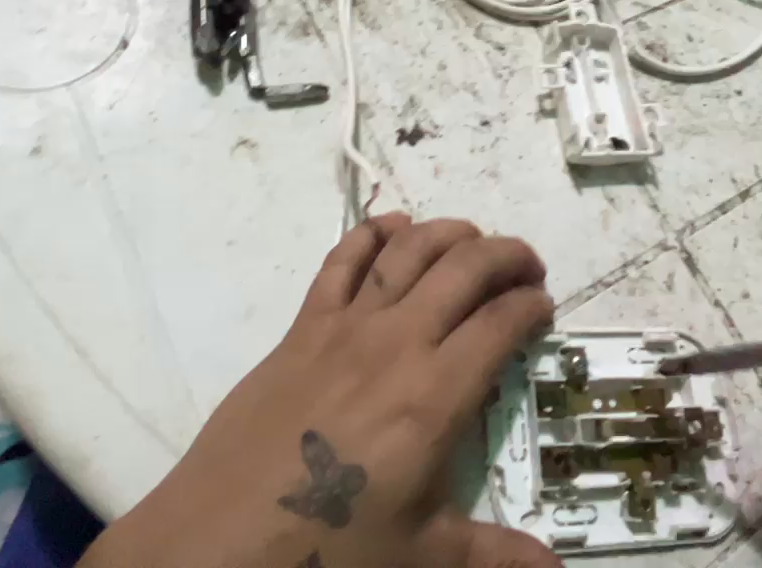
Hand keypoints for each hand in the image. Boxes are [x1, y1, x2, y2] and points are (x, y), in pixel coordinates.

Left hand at [82, 214, 560, 567]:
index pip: (501, 324)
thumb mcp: (421, 557)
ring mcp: (346, 325)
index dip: (531, 305)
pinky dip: (373, 232)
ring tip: (474, 239)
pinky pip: (342, 259)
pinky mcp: (304, 324)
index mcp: (436, 394)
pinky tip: (393, 226)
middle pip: (466, 268)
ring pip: (410, 249)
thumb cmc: (328, 550)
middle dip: (507, 255)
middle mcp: (398, 341)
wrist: (217, 541)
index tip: (544, 307)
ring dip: (451, 232)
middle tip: (527, 267)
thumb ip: (495, 556)